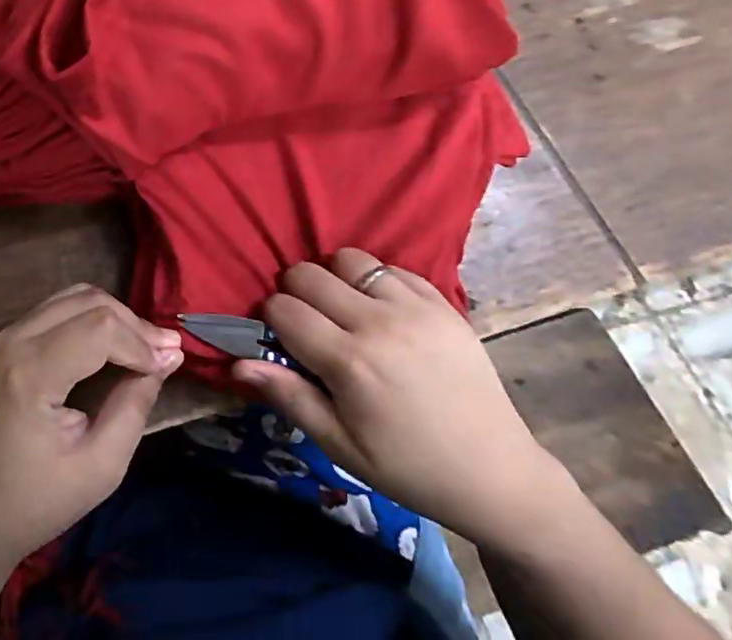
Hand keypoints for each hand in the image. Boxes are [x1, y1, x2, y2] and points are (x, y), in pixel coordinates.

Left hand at [0, 285, 182, 571]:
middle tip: (166, 354)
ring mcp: (7, 336)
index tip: (167, 368)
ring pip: (76, 296)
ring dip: (116, 317)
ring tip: (146, 349)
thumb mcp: (101, 467)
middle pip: (90, 302)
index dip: (141, 342)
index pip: (100, 328)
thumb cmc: (36, 501)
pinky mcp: (8, 340)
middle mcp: (14, 341)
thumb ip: (135, 406)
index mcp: (30, 374)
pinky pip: (60, 308)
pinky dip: (94, 318)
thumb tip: (168, 358)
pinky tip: (116, 344)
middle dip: (134, 325)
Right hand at [231, 248, 569, 550]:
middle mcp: (379, 322)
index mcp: (349, 361)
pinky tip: (382, 310)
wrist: (494, 472)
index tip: (281, 337)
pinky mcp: (443, 304)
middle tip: (308, 322)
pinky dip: (376, 280)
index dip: (272, 319)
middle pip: (310, 274)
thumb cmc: (407, 466)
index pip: (284, 309)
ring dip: (335, 277)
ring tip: (344, 308)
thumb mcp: (340, 444)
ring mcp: (415, 308)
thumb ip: (289, 396)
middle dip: (296, 292)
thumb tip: (237, 364)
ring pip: (351, 259)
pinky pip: (394, 268)